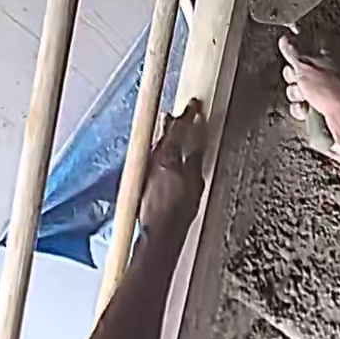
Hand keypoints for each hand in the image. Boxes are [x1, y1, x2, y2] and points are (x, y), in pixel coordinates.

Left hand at [141, 99, 207, 238]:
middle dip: (174, 121)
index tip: (194, 105)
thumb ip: (195, 159)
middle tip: (184, 114)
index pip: (178, 127)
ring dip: (166, 134)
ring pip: (157, 142)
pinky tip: (166, 152)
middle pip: (164, 132)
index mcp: (168, 156)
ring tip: (174, 128)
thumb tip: (197, 143)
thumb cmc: (178, 212)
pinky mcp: (142, 176)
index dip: (188, 114)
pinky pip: (153, 154)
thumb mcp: (195, 183)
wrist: (159, 233)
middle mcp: (152, 158)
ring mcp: (145, 166)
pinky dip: (161, 148)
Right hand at [279, 32, 339, 170]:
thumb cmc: (332, 90)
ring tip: (304, 99)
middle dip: (293, 77)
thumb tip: (284, 39)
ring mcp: (327, 93)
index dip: (296, 48)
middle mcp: (329, 72)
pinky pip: (304, 108)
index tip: (288, 52)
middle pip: (299, 70)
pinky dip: (301, 111)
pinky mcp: (323, 111)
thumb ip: (292, 53)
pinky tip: (305, 112)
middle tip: (297, 80)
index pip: (308, 44)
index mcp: (329, 55)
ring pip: (299, 90)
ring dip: (296, 96)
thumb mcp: (306, 67)